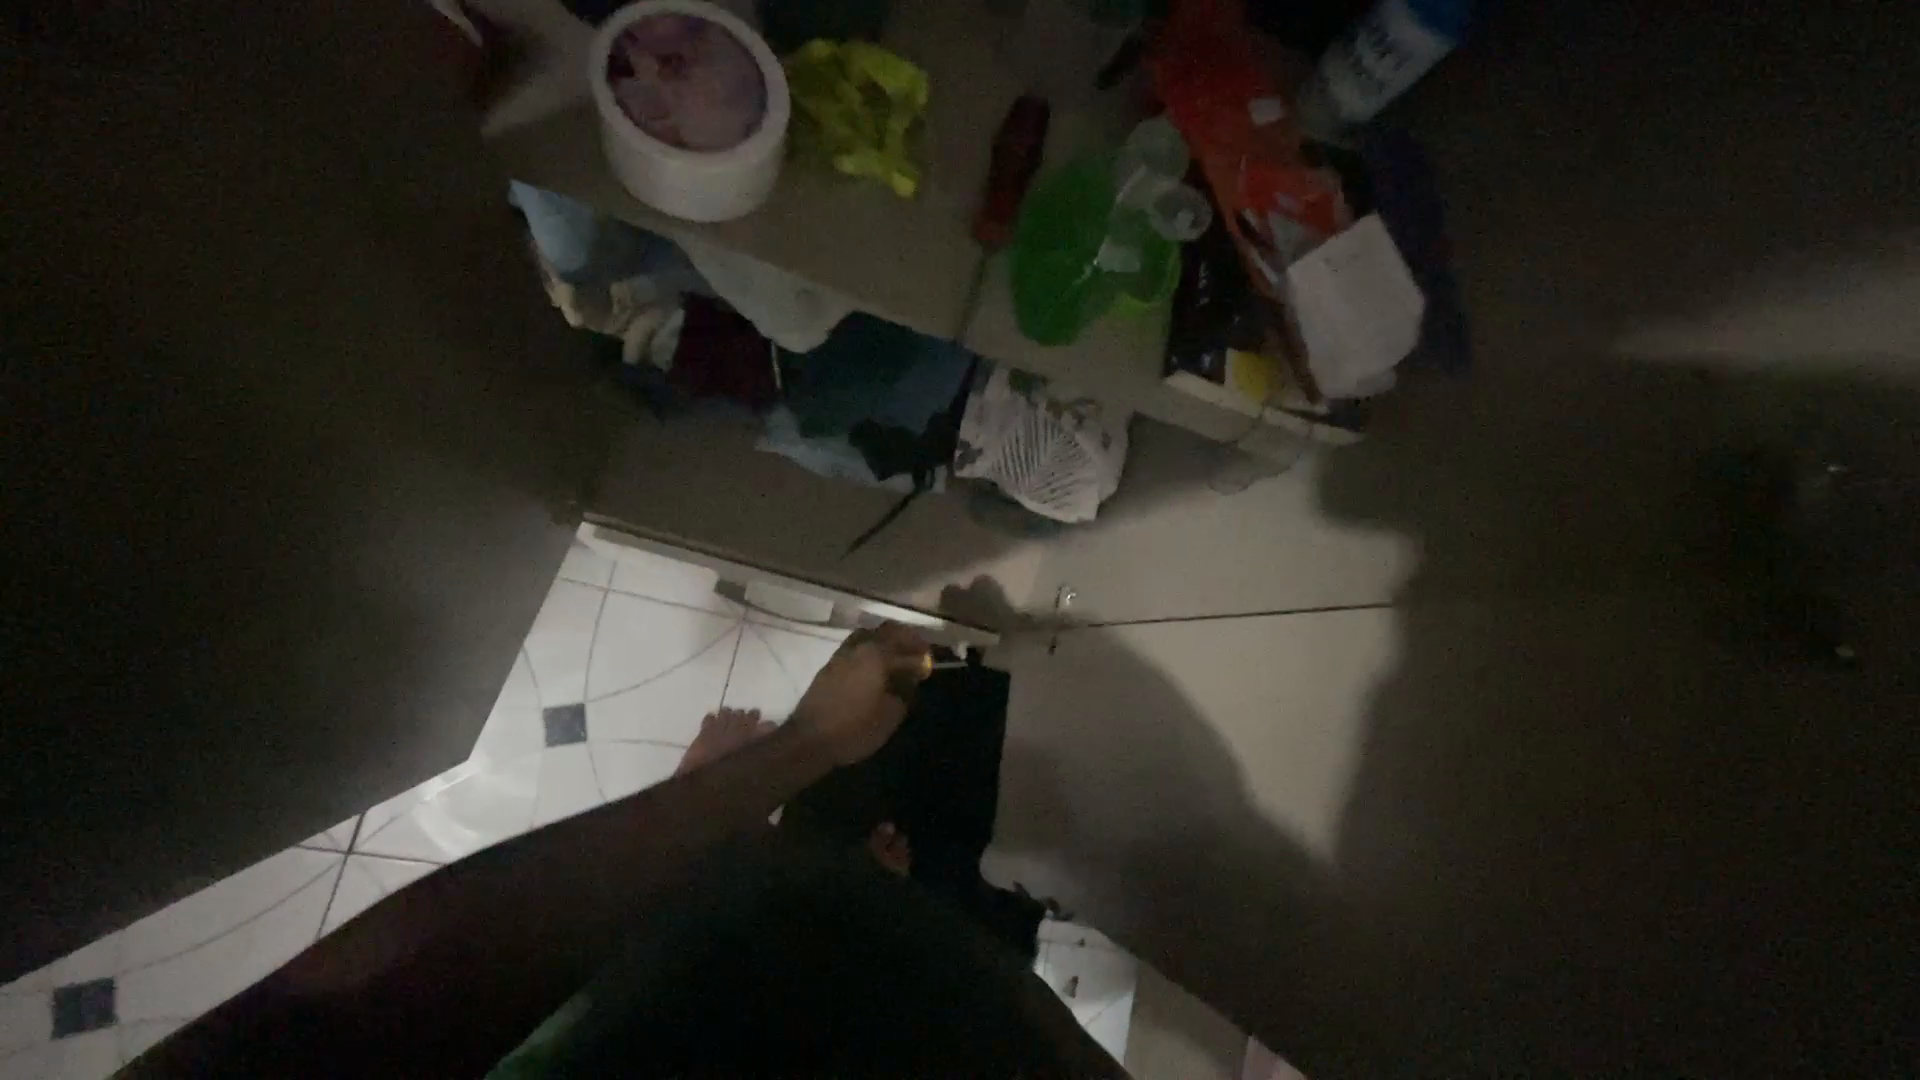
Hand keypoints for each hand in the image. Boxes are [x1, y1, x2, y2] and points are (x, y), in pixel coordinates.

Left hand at [675, 707, 774, 774]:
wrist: (703, 784)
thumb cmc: (731, 784)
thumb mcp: (753, 776)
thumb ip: (760, 763)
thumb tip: (768, 767)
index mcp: (756, 740)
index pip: (769, 726)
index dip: (770, 728)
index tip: (770, 731)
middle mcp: (742, 729)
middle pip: (750, 714)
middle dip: (751, 717)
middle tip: (749, 724)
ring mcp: (723, 727)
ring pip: (730, 712)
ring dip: (731, 716)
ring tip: (730, 721)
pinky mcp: (705, 731)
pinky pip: (710, 717)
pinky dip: (711, 719)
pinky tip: (712, 723)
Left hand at [789, 622, 928, 764]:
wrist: (809, 739)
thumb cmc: (854, 728)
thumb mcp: (890, 715)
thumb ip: (905, 691)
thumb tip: (910, 679)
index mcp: (876, 655)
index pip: (905, 643)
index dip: (920, 650)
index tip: (929, 660)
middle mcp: (858, 647)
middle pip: (886, 630)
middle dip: (904, 638)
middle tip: (916, 652)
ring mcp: (841, 654)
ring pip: (868, 635)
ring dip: (884, 640)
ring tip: (895, 657)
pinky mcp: (829, 665)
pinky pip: (855, 646)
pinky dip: (869, 649)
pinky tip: (874, 666)